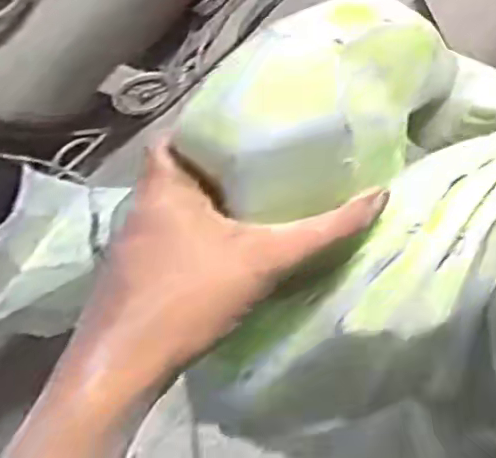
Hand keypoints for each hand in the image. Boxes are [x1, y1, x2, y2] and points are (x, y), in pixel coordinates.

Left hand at [7, 138, 385, 457]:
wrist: (117, 379)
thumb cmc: (186, 299)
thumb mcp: (268, 259)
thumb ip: (325, 228)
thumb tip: (379, 195)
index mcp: (163, 190)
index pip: (173, 136)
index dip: (204, 122)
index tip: (244, 116)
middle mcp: (141, 210)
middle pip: (179, 167)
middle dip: (219, 157)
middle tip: (265, 147)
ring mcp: (131, 246)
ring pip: (173, 201)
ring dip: (209, 192)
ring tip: (257, 183)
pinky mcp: (133, 276)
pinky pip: (170, 231)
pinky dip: (198, 223)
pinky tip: (231, 234)